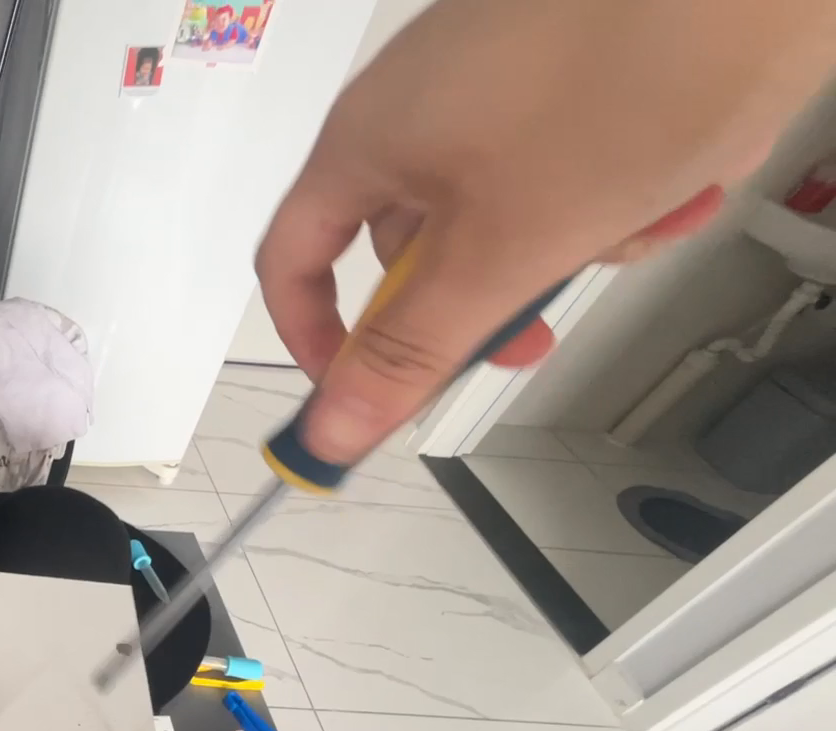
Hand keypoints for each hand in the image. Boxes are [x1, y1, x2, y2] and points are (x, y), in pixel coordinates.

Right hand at [256, 0, 835, 464]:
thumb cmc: (625, 80)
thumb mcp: (503, 247)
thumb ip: (408, 351)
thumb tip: (329, 436)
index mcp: (360, 148)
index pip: (290, 265)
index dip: (313, 337)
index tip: (362, 391)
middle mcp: (407, 109)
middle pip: (402, 242)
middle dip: (465, 301)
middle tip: (527, 341)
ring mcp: (488, 75)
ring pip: (488, 202)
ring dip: (555, 241)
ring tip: (647, 224)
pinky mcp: (565, 52)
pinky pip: (550, 152)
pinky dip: (601, 184)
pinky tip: (681, 175)